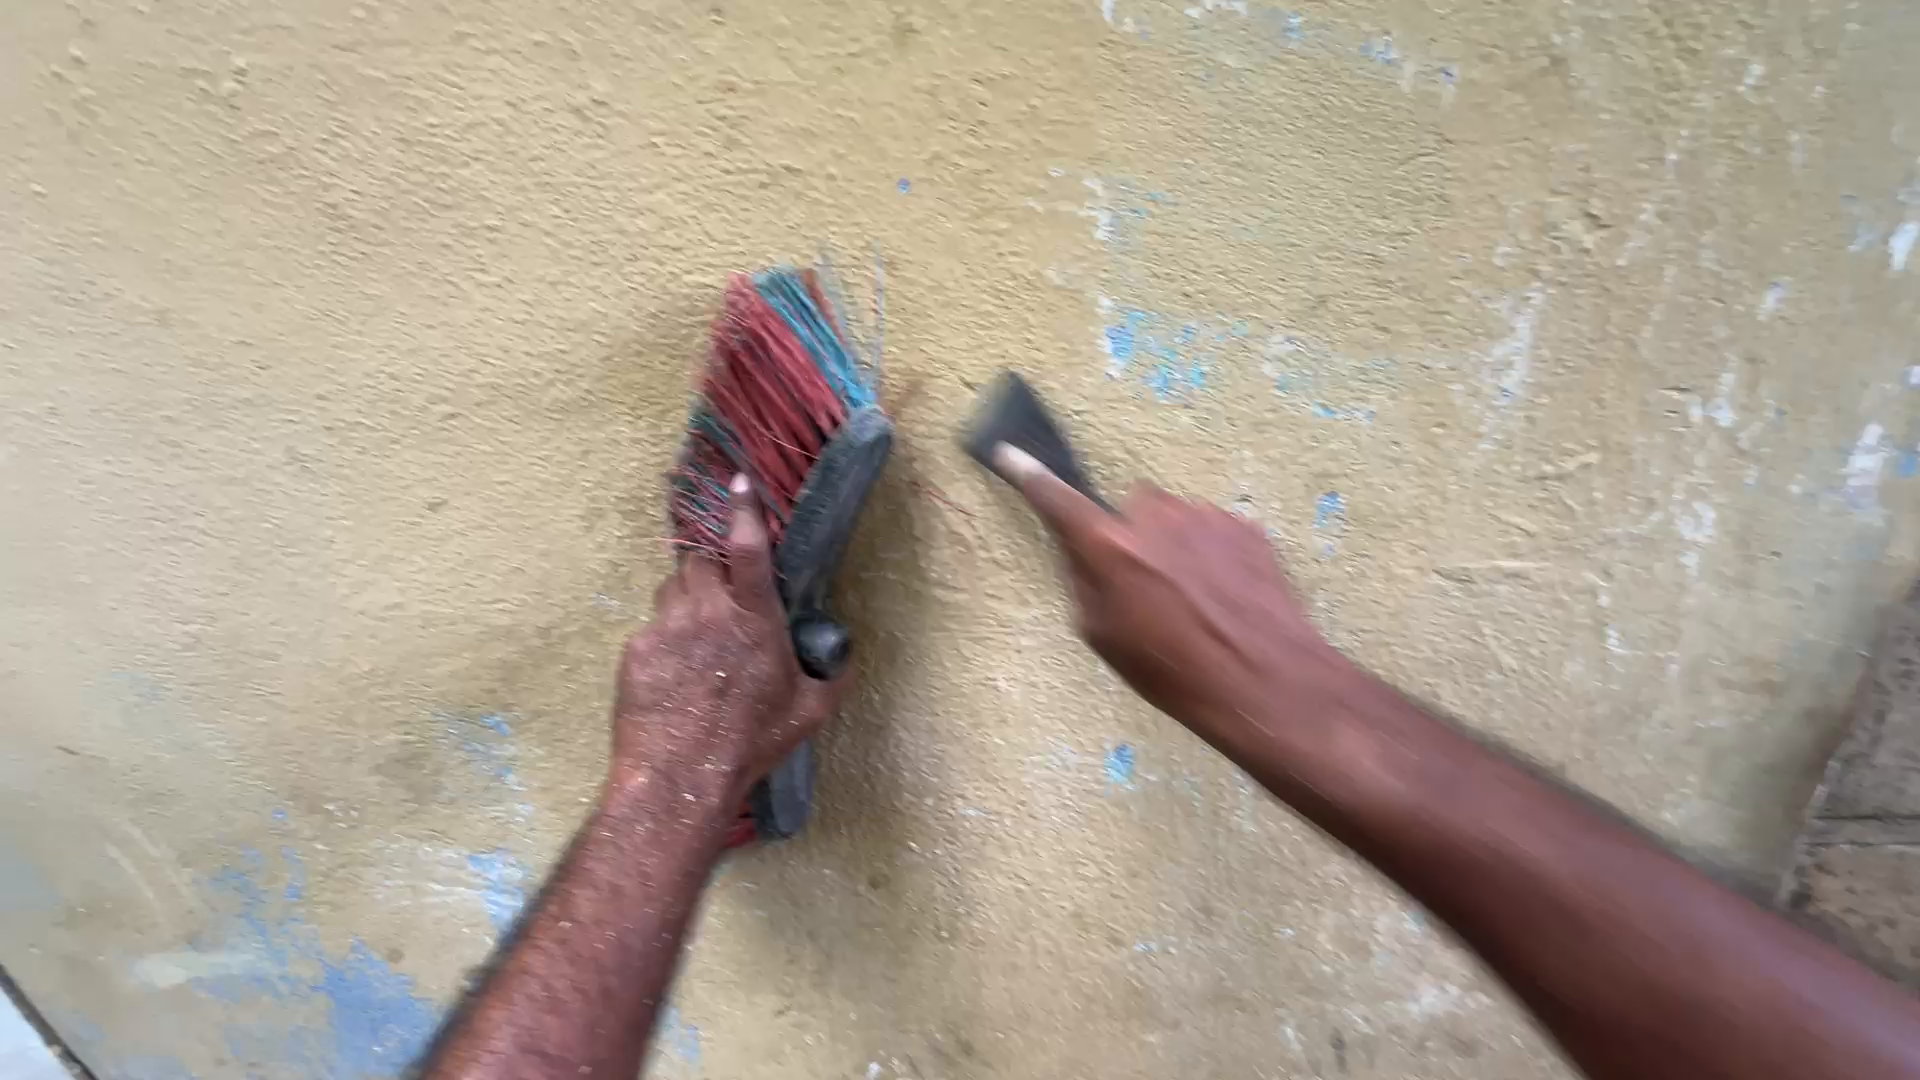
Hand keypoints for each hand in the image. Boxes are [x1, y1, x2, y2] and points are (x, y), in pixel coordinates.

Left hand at [611, 474, 846, 803]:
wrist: (680, 777)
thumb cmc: (752, 740)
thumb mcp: (810, 710)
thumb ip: (831, 674)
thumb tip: (843, 655)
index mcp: (755, 618)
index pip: (750, 549)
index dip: (744, 511)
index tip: (738, 482)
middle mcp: (708, 612)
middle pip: (700, 558)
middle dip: (711, 562)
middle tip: (722, 589)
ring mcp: (665, 628)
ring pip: (673, 587)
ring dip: (688, 596)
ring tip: (698, 632)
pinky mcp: (636, 650)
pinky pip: (652, 626)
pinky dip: (666, 636)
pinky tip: (674, 671)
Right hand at [991, 444, 1352, 744]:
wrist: (1264, 680)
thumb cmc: (1171, 671)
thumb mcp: (1103, 636)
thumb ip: (1084, 579)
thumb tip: (1081, 550)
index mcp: (1110, 545)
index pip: (1057, 499)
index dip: (1028, 475)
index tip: (1008, 452)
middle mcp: (1153, 515)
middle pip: (1127, 509)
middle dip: (1131, 537)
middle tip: (1147, 586)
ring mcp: (1204, 515)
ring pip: (1172, 519)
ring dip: (1173, 546)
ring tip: (1194, 598)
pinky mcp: (1245, 525)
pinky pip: (1211, 530)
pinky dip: (1210, 553)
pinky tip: (1224, 595)